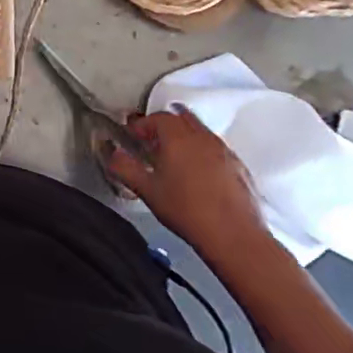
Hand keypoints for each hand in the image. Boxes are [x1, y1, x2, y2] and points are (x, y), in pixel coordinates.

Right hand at [107, 110, 267, 258]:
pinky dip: (202, 152)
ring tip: (173, 158)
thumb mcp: (146, 189)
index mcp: (177, 137)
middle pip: (181, 118)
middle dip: (164, 125)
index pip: (157, 118)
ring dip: (184, 137)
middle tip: (152, 142)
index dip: (141, 125)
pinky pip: (216, 148)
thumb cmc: (185, 209)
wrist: (233, 234)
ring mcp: (224, 150)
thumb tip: (113, 155)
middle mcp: (202, 137)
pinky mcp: (239, 166)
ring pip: (200, 132)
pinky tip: (197, 175)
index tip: (132, 136)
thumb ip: (124, 168)